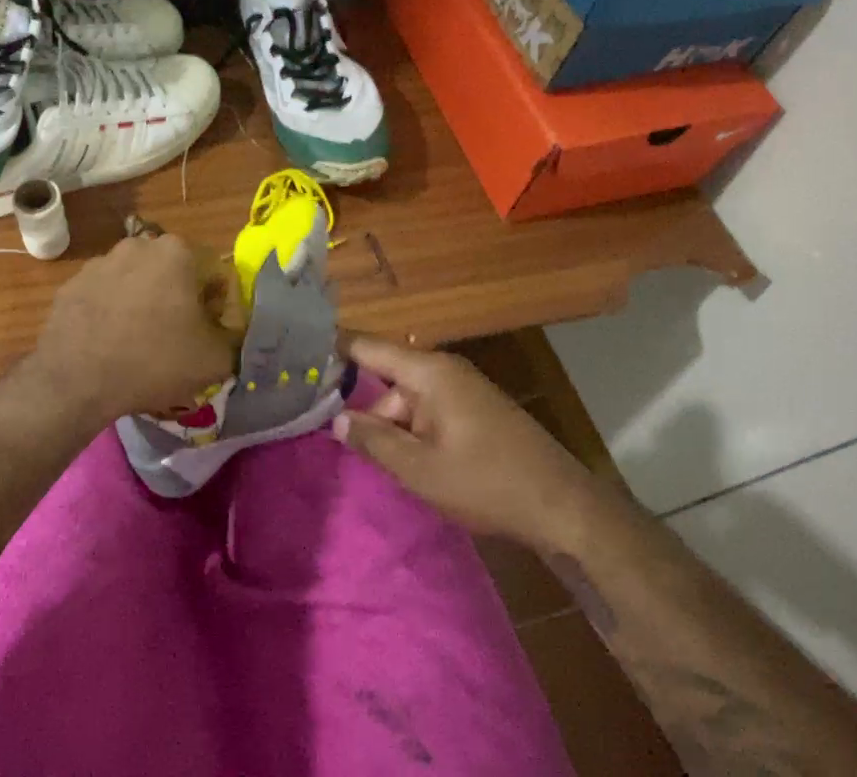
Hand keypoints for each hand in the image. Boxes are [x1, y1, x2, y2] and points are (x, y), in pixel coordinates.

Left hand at [29, 234, 236, 423]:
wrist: (76, 381)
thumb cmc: (155, 362)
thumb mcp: (216, 359)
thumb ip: (236, 338)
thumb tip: (231, 331)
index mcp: (178, 252)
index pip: (216, 274)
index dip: (221, 309)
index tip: (212, 338)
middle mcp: (138, 246)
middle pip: (176, 275)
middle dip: (182, 303)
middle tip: (180, 343)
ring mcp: (100, 263)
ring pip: (139, 284)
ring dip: (147, 306)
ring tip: (142, 347)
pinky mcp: (71, 285)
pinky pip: (106, 298)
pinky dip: (114, 315)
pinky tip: (112, 346)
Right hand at [333, 338, 598, 544]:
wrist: (563, 508)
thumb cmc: (485, 483)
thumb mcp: (417, 468)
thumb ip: (371, 440)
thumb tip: (335, 419)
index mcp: (430, 372)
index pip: (366, 347)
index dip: (330, 349)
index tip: (293, 354)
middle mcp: (445, 371)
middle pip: (385, 379)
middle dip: (360, 408)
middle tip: (326, 436)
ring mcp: (464, 391)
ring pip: (406, 401)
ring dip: (388, 428)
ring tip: (369, 462)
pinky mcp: (475, 413)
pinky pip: (427, 413)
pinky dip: (410, 432)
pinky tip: (403, 463)